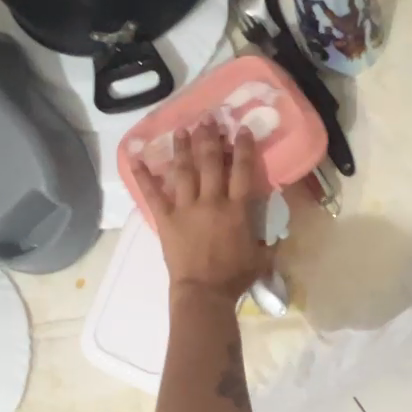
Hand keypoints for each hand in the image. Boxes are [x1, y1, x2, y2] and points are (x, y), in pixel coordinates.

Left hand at [135, 122, 271, 300]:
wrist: (204, 292)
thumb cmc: (235, 277)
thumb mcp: (262, 257)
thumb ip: (268, 239)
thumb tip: (276, 230)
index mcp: (236, 209)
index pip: (242, 170)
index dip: (242, 147)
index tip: (241, 129)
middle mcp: (211, 201)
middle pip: (210, 161)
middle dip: (209, 137)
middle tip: (207, 118)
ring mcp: (185, 208)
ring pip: (183, 170)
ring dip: (182, 147)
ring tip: (181, 129)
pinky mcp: (166, 219)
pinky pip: (152, 194)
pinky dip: (143, 175)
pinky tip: (135, 157)